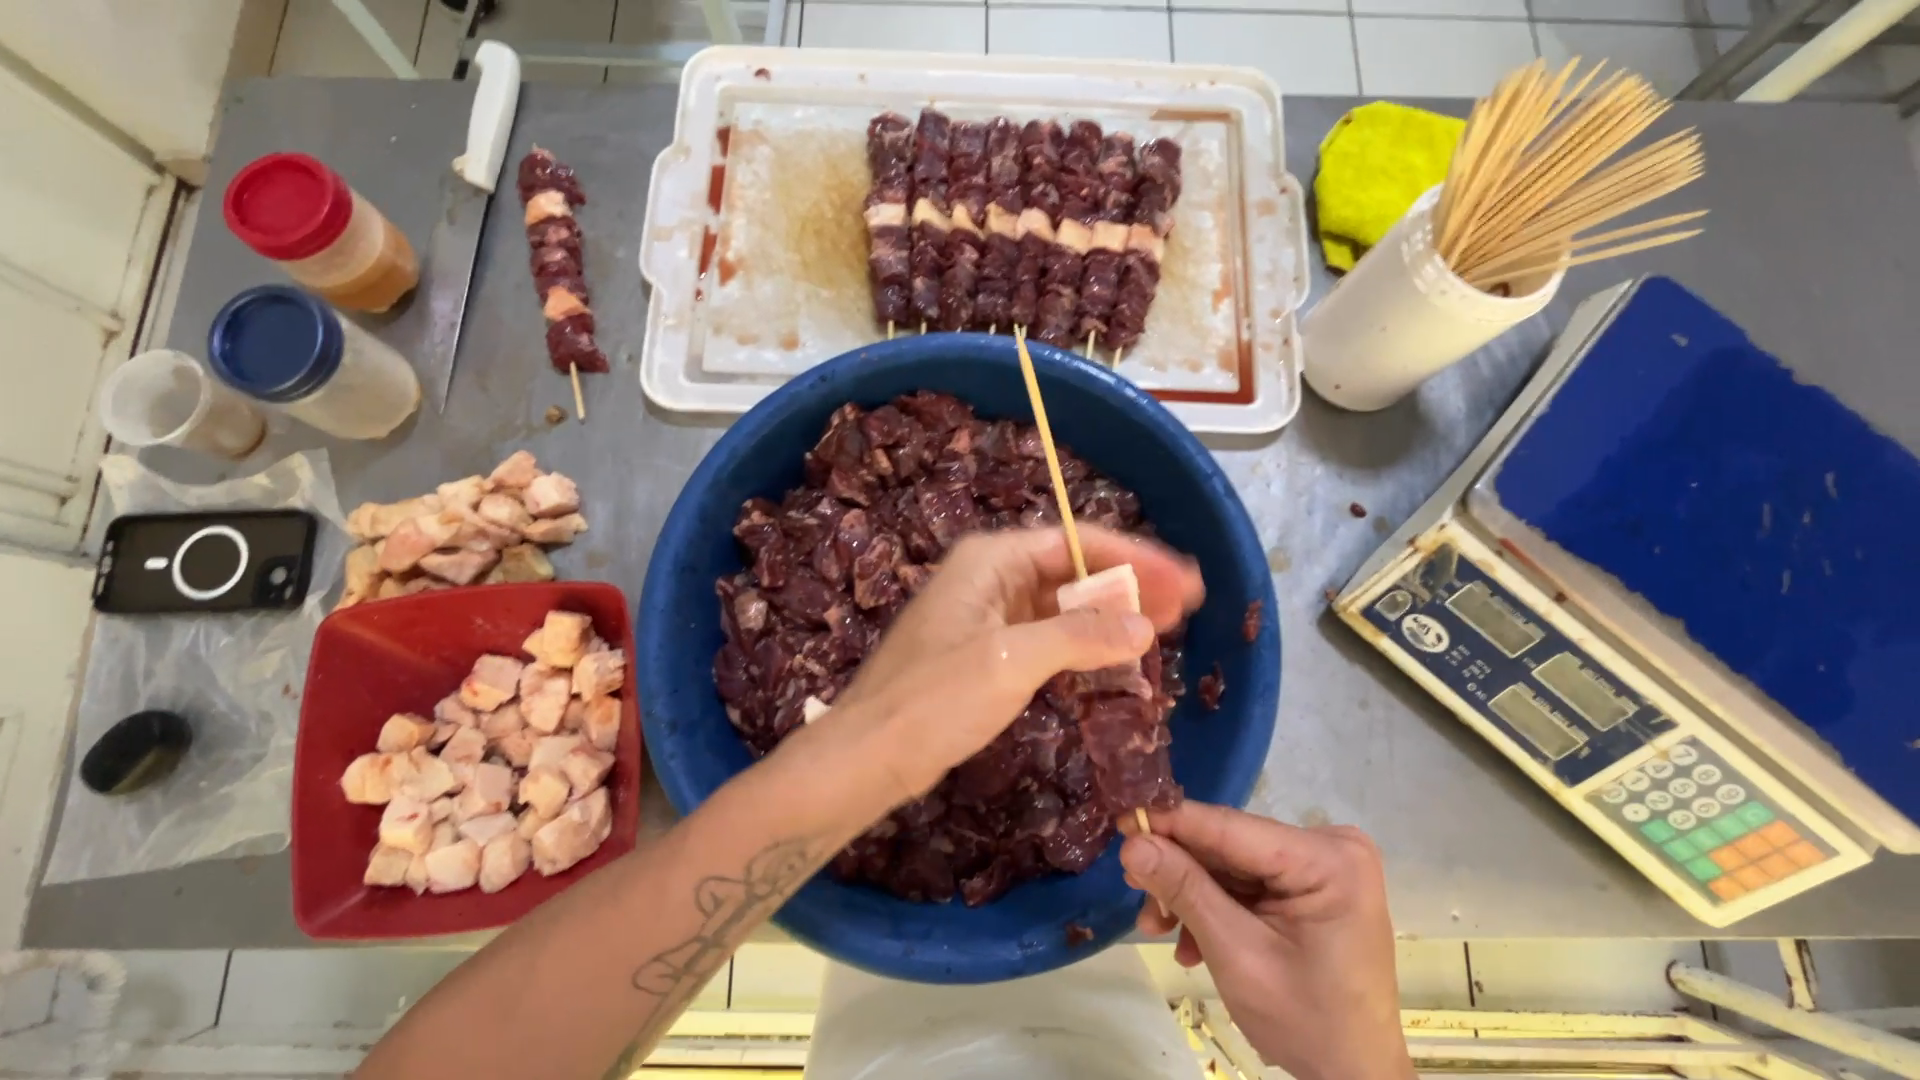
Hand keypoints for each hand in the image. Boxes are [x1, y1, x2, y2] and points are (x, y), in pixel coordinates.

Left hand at [830, 524, 1202, 803]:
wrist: (867, 756)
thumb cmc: (934, 700)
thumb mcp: (1011, 661)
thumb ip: (1080, 637)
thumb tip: (1142, 627)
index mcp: (991, 560)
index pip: (1077, 541)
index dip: (1136, 558)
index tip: (1185, 580)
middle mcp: (990, 577)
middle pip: (1073, 570)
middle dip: (1128, 586)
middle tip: (1186, 606)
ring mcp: (987, 617)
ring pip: (1061, 606)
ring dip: (1109, 617)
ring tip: (1163, 631)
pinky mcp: (986, 654)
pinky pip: (1046, 638)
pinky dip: (1082, 646)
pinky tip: (1115, 660)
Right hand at [1121, 804, 1412, 1079]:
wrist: (1353, 1077)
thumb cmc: (1307, 1021)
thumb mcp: (1237, 955)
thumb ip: (1184, 890)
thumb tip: (1132, 843)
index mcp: (1327, 858)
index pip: (1229, 826)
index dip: (1169, 822)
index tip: (1120, 821)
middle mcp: (1329, 845)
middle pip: (1227, 845)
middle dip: (1178, 872)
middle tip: (1133, 891)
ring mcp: (1321, 863)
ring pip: (1229, 863)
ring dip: (1190, 894)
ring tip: (1157, 928)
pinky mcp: (1310, 882)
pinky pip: (1246, 880)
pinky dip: (1214, 905)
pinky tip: (1191, 941)